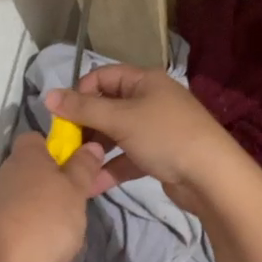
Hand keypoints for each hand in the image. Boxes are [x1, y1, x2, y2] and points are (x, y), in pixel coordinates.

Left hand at [0, 134, 106, 261]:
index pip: (36, 139)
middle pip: (41, 180)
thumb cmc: (46, 219)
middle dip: (63, 201)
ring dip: (56, 232)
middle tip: (76, 217)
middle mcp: (8, 177)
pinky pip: (27, 236)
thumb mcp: (76, 190)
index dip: (57, 149)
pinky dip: (41, 250)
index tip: (76, 167)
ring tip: (66, 251)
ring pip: (38, 213)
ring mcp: (0, 206)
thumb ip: (84, 166)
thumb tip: (91, 145)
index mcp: (25, 157)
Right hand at [42, 64, 246, 215]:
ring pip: (116, 134)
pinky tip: (92, 185)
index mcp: (144, 80)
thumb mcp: (120, 119)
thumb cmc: (165, 136)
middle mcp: (150, 99)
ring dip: (96, 151)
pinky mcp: (159, 155)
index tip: (63, 116)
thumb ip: (83, 108)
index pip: (102, 76)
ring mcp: (156, 129)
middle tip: (66, 145)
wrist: (213, 177)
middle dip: (85, 126)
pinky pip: (128, 157)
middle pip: (107, 106)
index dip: (80, 92)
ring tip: (75, 167)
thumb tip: (48, 95)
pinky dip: (111, 168)